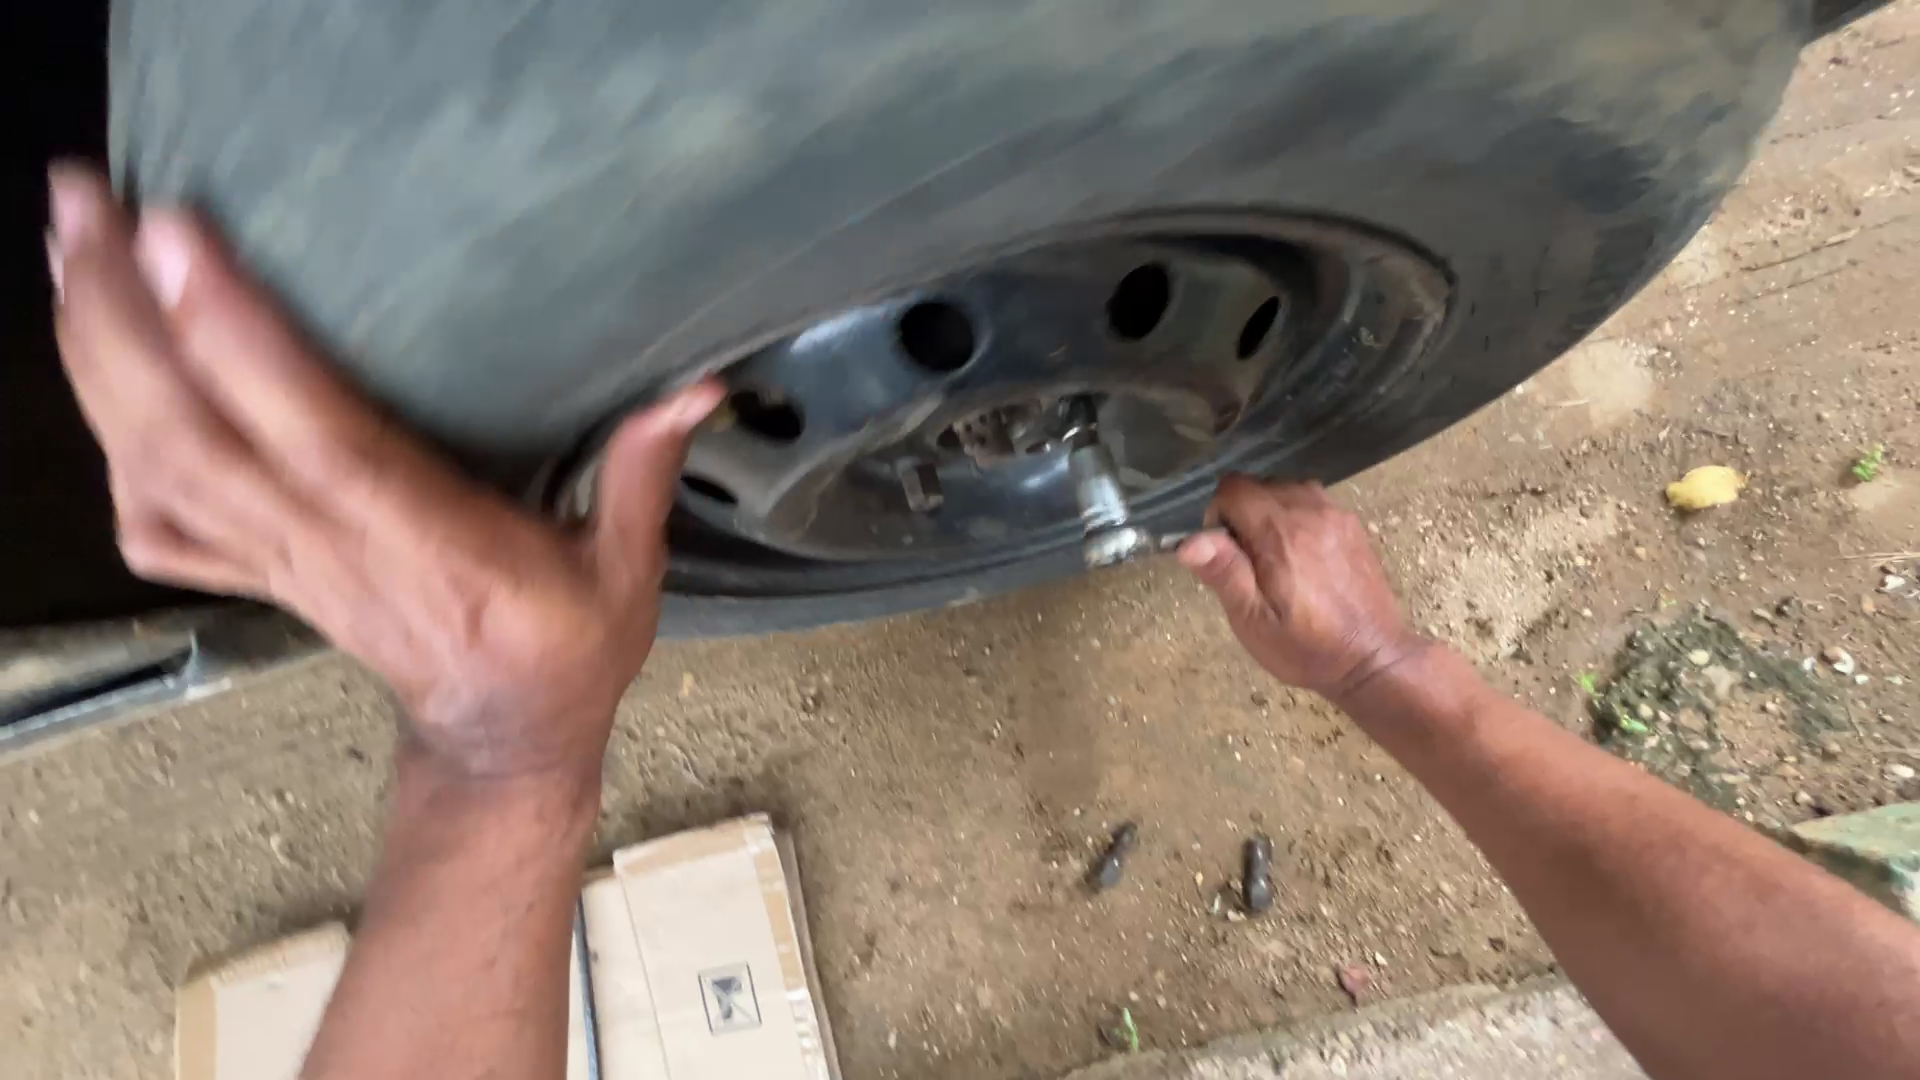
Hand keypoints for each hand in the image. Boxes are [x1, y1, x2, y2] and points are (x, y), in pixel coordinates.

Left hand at [46, 164, 721, 780]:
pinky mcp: (272, 579)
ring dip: (99, 361)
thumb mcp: (630, 569)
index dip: (250, 349)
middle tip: (90, 203)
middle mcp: (343, 553)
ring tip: (80, 254)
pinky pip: (160, 523)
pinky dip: (115, 456)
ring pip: (158, 469)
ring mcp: (291, 568)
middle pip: (199, 441)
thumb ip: (644, 474)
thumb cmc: (573, 652)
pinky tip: (116, 400)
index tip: (190, 242)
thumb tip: (696, 388)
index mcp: (440, 549)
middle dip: (126, 319)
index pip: (327, 446)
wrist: (508, 737)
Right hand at [1177, 476, 1427, 703]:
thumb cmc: (1304, 647)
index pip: (1232, 489)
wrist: (1373, 661)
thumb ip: (1223, 573)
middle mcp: (1310, 512)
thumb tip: (1189, 542)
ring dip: (1269, 513)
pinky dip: (1295, 517)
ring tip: (1273, 557)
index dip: (1218, 516)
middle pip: (1257, 485)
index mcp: (1280, 533)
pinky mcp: (1352, 525)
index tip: (1226, 554)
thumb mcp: (1252, 620)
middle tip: (1248, 562)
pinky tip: (1301, 557)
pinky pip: (1312, 501)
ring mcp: (1337, 515)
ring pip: (1285, 489)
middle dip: (1242, 514)